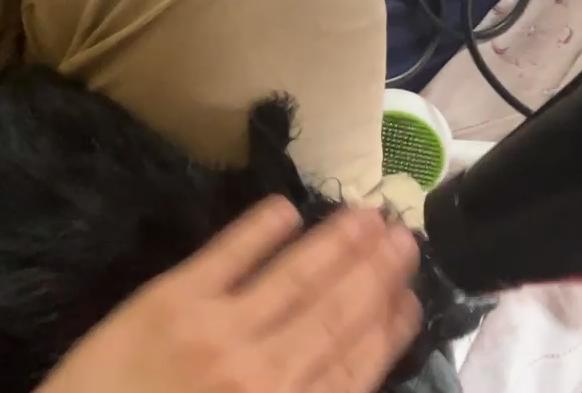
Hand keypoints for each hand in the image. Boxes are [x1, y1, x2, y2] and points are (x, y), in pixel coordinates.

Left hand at [37, 197, 422, 392]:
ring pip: (294, 279)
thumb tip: (338, 371)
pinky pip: (228, 254)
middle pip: (333, 315)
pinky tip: (287, 206)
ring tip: (367, 215)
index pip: (351, 368)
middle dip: (374, 273)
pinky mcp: (171, 299)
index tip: (411, 294)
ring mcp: (216, 330)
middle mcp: (261, 374)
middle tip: (404, 234)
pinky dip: (259, 229)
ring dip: (335, 244)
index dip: (386, 327)